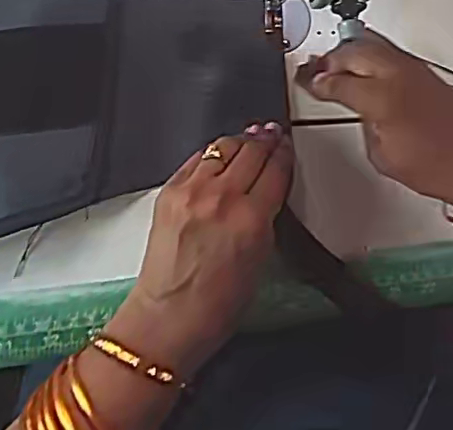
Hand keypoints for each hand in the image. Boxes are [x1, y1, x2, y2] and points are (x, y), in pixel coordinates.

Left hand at [105, 123, 293, 374]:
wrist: (166, 320)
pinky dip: (212, 152)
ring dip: (240, 141)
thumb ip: (267, 215)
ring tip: (249, 138)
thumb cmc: (216, 305)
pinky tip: (219, 152)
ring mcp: (193, 191)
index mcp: (252, 220)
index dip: (284, 154)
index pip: (276, 169)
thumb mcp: (260, 259)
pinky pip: (197, 157)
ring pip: (224, 145)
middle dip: (266, 140)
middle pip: (252, 150)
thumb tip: (270, 185)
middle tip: (272, 134)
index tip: (286, 147)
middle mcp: (222, 197)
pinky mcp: (170, 190)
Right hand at [297, 31, 452, 211]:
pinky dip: (369, 50)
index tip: (308, 80)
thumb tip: (357, 106)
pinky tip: (363, 60)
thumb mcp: (381, 154)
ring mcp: (412, 68)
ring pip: (370, 43)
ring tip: (335, 61)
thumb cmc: (436, 165)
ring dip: (349, 50)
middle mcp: (396, 75)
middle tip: (316, 68)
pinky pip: (387, 49)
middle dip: (330, 60)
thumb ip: (362, 122)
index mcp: (381, 98)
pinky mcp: (423, 69)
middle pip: (351, 53)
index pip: (337, 81)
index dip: (317, 81)